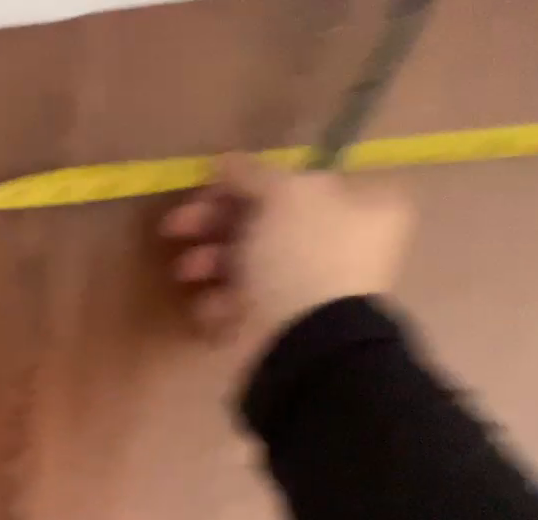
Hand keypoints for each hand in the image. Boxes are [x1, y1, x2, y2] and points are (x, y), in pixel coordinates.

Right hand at [161, 154, 414, 348]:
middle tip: (176, 227)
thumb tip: (226, 161)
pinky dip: (217, 301)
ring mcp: (309, 287)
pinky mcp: (278, 322)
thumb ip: (255, 174)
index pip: (296, 183)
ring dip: (209, 262)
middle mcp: (341, 243)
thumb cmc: (301, 257)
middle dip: (215, 225)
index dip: (247, 184)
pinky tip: (211, 305)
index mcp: (362, 205)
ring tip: (187, 272)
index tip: (206, 190)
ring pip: (246, 264)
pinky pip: (238, 302)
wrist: (301, 340)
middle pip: (265, 223)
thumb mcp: (284, 196)